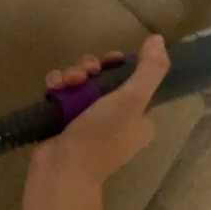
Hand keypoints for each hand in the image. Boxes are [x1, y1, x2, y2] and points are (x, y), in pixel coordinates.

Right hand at [39, 34, 168, 182]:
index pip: (135, 80)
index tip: (110, 61)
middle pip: (106, 78)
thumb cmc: (101, 137)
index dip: (122, 65)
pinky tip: (53, 87)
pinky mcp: (64, 123)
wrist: (62, 170)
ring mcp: (87, 122)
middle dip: (92, 69)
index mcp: (140, 117)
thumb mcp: (133, 100)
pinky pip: (63, 95)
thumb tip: (158, 39)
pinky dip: (58, 86)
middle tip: (85, 72)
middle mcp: (116, 119)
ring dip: (73, 75)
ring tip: (64, 82)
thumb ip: (150, 69)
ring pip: (82, 84)